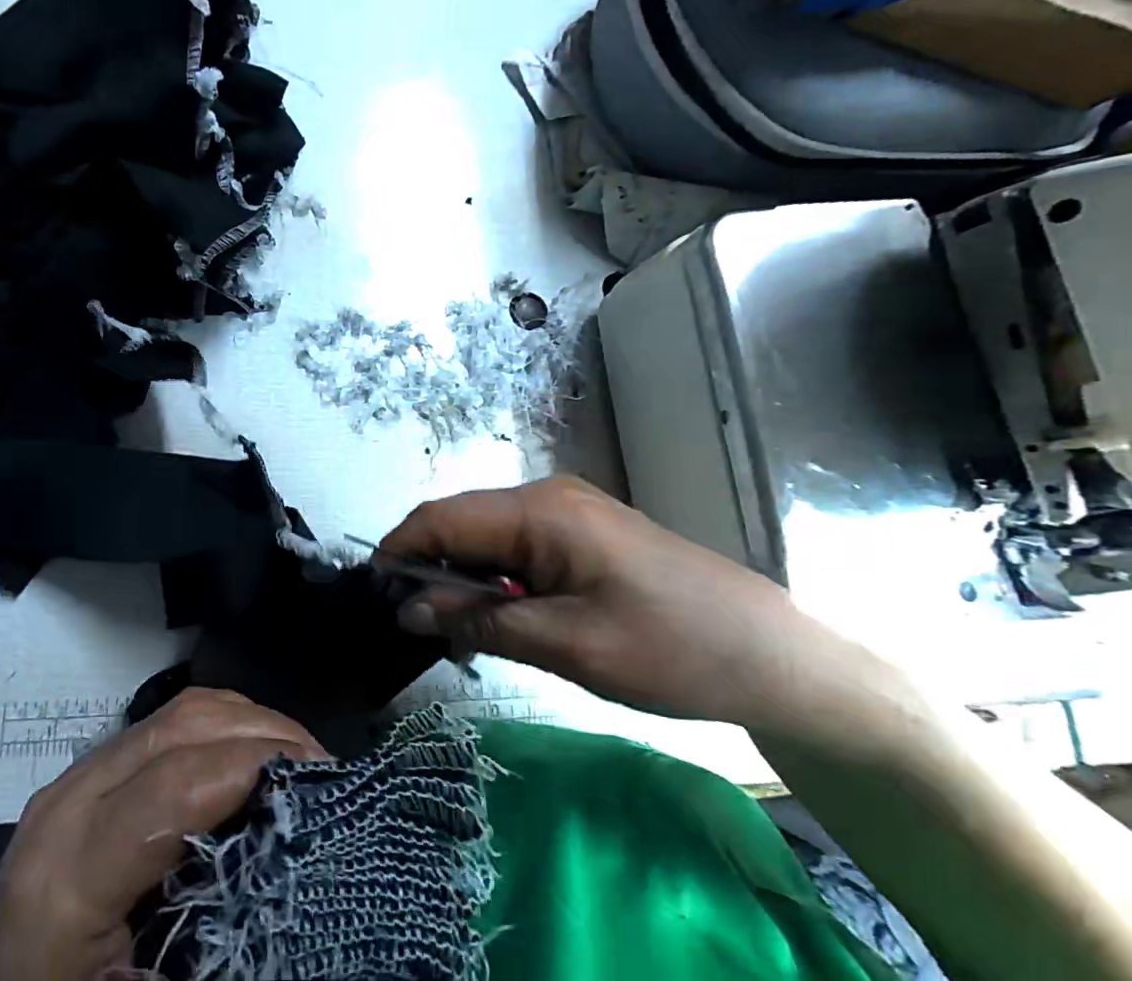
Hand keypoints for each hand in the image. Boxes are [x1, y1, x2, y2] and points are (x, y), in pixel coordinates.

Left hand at [0, 688, 325, 980]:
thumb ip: (211, 937)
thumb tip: (290, 891)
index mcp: (73, 875)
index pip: (173, 787)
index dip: (253, 765)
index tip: (324, 778)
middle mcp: (70, 803)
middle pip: (177, 729)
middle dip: (261, 731)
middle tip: (326, 766)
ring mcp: (74, 777)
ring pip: (171, 713)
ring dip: (242, 719)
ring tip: (297, 755)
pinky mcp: (85, 772)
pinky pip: (159, 724)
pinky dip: (215, 725)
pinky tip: (248, 751)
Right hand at [381, 477, 892, 735]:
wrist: (781, 659)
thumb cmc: (674, 649)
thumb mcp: (567, 645)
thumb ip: (478, 621)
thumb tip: (406, 611)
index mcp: (541, 511)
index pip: (440, 518)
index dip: (398, 552)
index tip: (374, 596)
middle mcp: (546, 497)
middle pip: (457, 523)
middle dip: (427, 569)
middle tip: (417, 626)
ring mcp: (565, 513)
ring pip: (482, 538)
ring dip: (459, 579)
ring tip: (456, 631)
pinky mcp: (579, 534)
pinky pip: (512, 548)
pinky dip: (491, 581)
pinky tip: (497, 618)